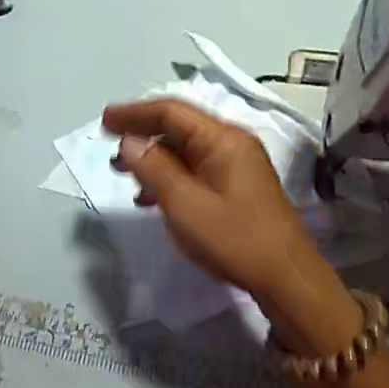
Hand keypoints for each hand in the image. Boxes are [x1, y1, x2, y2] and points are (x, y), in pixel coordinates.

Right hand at [104, 99, 358, 354]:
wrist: (285, 275)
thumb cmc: (233, 238)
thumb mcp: (184, 204)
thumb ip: (153, 168)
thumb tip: (130, 141)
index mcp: (223, 139)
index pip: (171, 112)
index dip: (134, 113)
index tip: (104, 122)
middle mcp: (232, 143)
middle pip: (179, 127)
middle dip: (142, 136)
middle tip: (110, 152)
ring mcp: (237, 165)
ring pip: (186, 150)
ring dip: (154, 160)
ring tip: (126, 177)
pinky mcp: (237, 186)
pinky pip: (197, 170)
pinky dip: (171, 177)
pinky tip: (153, 199)